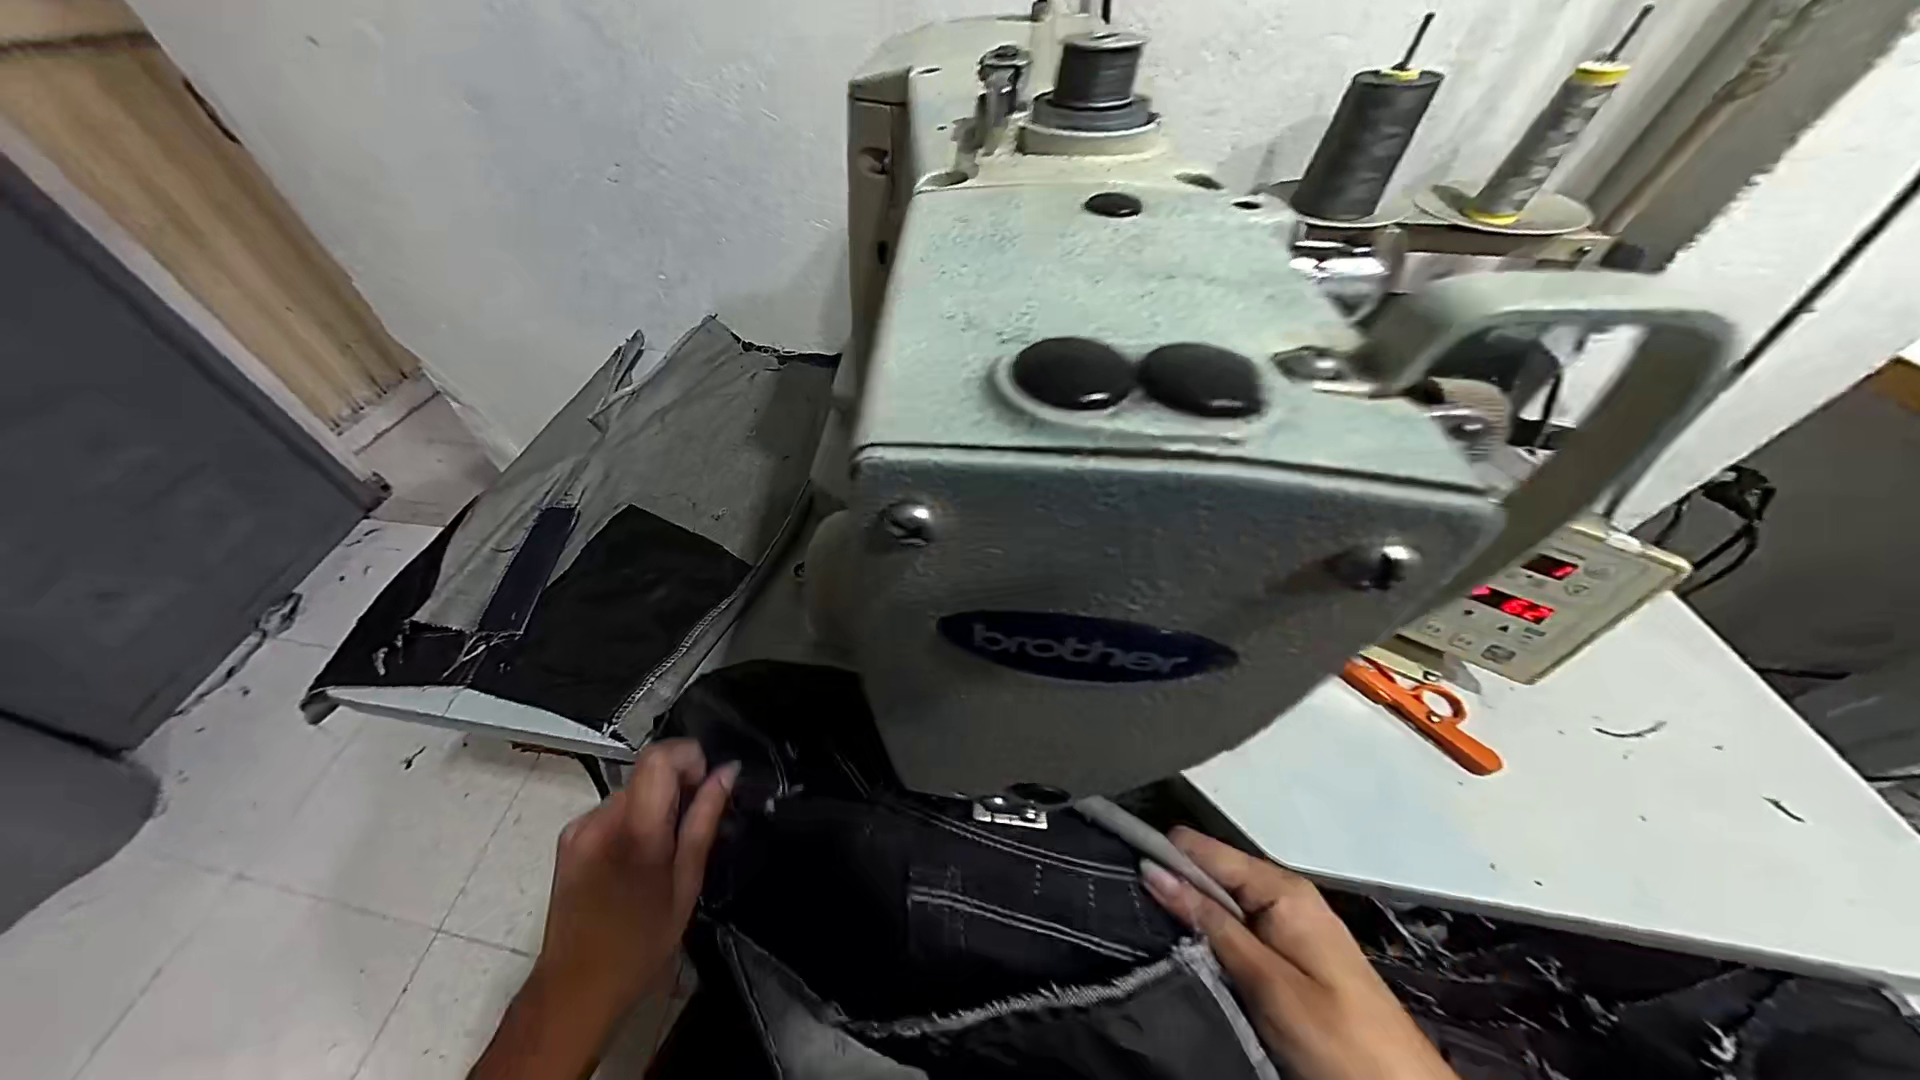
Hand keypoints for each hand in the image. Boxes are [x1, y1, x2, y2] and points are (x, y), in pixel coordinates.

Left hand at [472, 741, 735, 1079]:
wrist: (574, 988)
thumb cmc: (641, 943)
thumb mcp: (687, 882)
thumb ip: (705, 819)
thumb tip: (726, 772)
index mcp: (635, 831)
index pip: (659, 757)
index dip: (689, 757)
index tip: (705, 784)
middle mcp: (600, 820)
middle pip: (648, 773)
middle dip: (678, 785)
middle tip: (694, 823)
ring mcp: (579, 828)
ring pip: (634, 790)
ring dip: (656, 803)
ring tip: (666, 848)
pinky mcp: (569, 838)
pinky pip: (614, 808)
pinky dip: (635, 818)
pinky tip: (638, 858)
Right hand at [1141, 827, 1456, 1079]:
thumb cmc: (1345, 1045)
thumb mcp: (1267, 982)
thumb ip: (1210, 923)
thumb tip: (1155, 872)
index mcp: (1281, 889)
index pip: (1202, 848)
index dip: (1162, 856)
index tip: (1122, 869)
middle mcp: (1282, 896)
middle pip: (1208, 872)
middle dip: (1174, 887)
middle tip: (1137, 914)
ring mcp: (1285, 924)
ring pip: (1218, 902)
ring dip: (1190, 916)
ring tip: (1157, 936)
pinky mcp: (1285, 953)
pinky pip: (1234, 928)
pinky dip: (1210, 938)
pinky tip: (1194, 956)